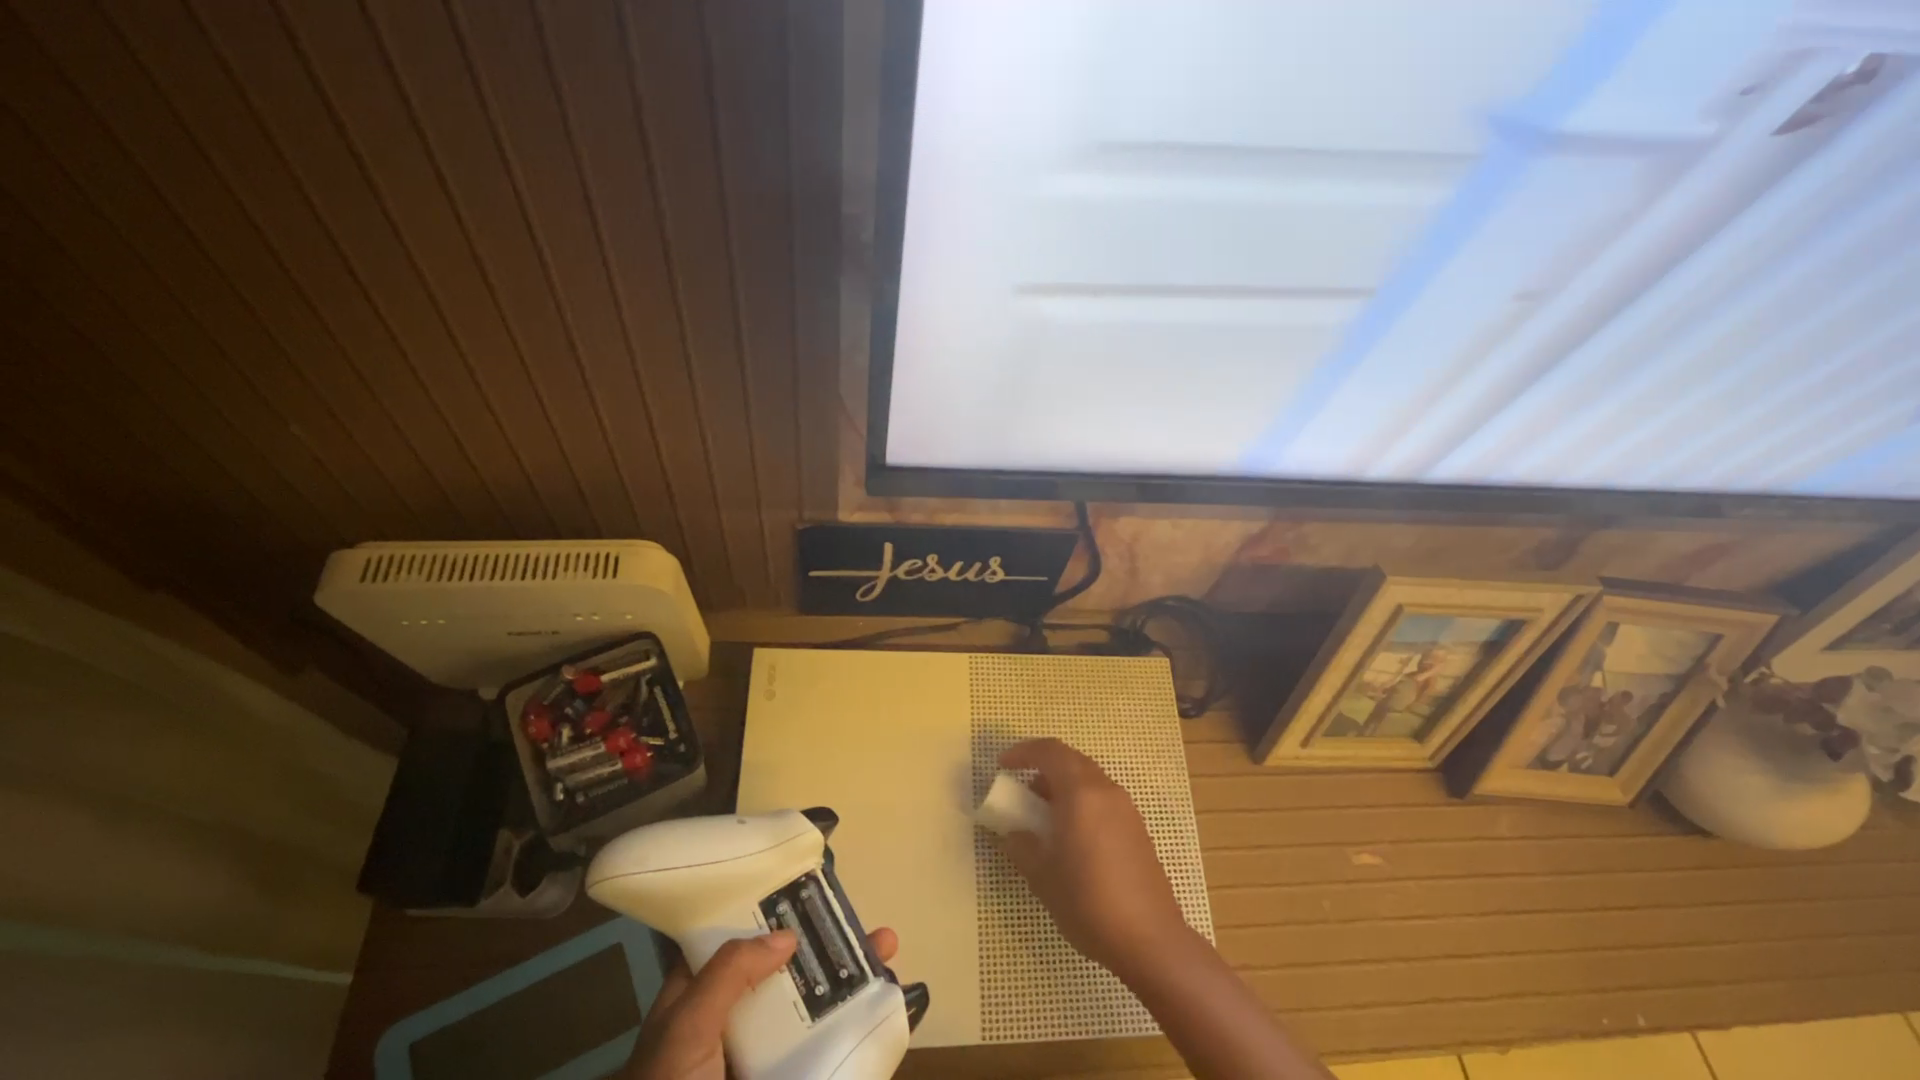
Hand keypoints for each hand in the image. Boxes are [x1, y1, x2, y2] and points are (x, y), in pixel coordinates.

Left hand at [623, 926, 899, 1079]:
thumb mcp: (686, 1027)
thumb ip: (727, 976)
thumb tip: (785, 934)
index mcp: (699, 995)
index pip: (737, 940)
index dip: (771, 915)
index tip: (812, 894)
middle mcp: (734, 1019)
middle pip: (785, 971)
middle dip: (826, 946)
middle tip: (869, 928)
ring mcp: (761, 1054)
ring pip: (809, 1009)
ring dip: (848, 983)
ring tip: (888, 954)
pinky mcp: (788, 1073)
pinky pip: (822, 1051)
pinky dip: (852, 1031)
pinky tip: (883, 1010)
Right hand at [995, 738, 1189, 978]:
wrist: (1148, 938)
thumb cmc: (1087, 902)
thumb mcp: (1042, 876)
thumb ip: (1021, 846)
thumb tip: (1013, 833)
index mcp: (1081, 794)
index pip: (1050, 752)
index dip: (1022, 752)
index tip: (1002, 766)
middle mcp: (1107, 791)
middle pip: (1072, 761)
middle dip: (1043, 767)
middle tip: (1021, 792)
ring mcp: (1126, 810)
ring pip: (1089, 780)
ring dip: (1063, 786)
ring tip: (1043, 817)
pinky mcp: (1137, 829)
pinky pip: (1103, 799)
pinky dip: (1081, 803)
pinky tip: (1071, 836)